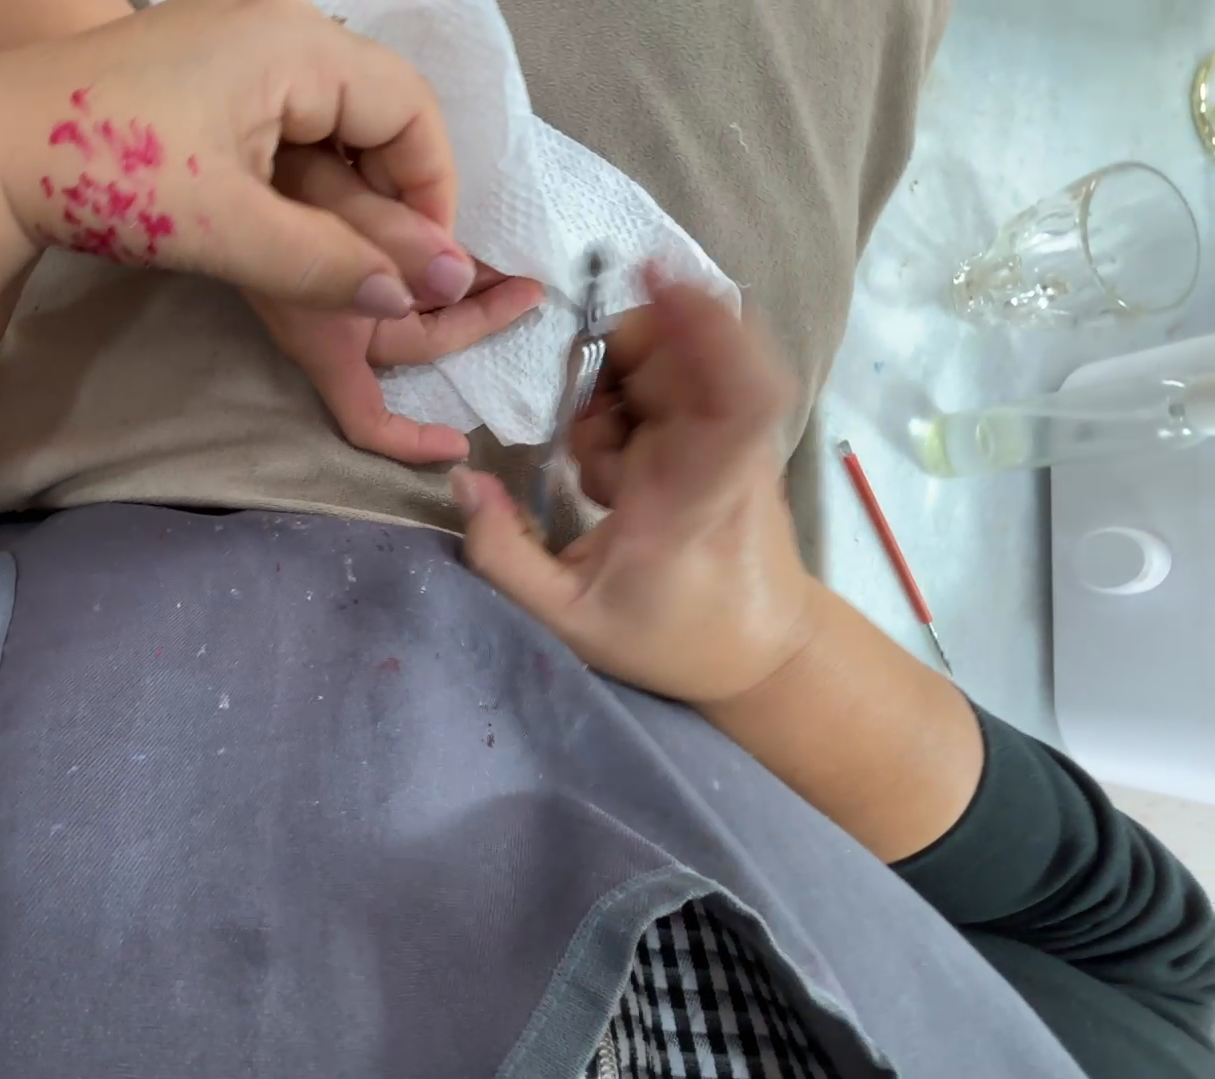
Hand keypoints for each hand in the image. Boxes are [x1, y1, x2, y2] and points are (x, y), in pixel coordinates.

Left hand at [0, 0, 459, 316]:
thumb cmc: (107, 174)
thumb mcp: (228, 226)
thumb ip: (327, 264)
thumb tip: (415, 299)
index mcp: (296, 44)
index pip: (410, 110)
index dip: (431, 193)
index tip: (424, 267)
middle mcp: (276, 36)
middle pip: (374, 122)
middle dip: (388, 205)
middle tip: (381, 278)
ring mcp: (236, 62)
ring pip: (328, 140)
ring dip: (343, 208)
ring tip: (337, 270)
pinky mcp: (206, 96)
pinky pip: (283, 145)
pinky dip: (300, 197)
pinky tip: (287, 241)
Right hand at [246, 148, 543, 462]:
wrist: (221, 155)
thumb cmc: (257, 179)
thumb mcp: (317, 208)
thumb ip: (383, 242)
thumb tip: (456, 277)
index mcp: (324, 339)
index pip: (365, 420)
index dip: (410, 443)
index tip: (459, 446)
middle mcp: (333, 327)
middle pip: (417, 344)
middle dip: (477, 319)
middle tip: (528, 288)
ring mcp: (338, 296)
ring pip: (415, 307)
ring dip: (462, 287)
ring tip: (508, 256)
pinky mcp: (342, 266)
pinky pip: (401, 278)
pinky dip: (435, 269)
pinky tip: (460, 239)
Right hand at [451, 267, 819, 707]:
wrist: (762, 654)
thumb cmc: (668, 639)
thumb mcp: (564, 617)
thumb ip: (502, 553)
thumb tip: (462, 479)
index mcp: (692, 498)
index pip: (736, 397)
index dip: (706, 326)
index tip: (656, 277)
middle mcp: (719, 456)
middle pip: (691, 357)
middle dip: (621, 353)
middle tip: (569, 416)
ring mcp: (725, 446)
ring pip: (677, 367)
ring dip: (615, 390)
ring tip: (588, 468)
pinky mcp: (719, 445)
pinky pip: (672, 390)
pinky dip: (624, 406)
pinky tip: (605, 467)